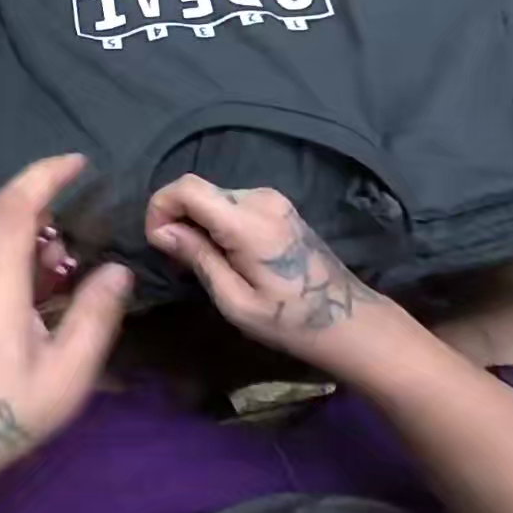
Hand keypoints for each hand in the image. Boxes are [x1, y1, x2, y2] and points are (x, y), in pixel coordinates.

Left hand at [0, 155, 131, 512]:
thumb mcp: (66, 377)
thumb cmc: (0, 418)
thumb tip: (116, 269)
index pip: (15, 204)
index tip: (78, 162)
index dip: (46, 174)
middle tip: (73, 235)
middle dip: (39, 207)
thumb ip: (95, 316)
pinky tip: (13, 299)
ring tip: (50, 275)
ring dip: (19, 238)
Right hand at [145, 174, 399, 370]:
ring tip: (199, 259)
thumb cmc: (292, 322)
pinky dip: (211, 220)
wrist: (353, 324)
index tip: (159, 243)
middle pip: (195, 189)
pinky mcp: (275, 206)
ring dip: (192, 220)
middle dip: (174, 217)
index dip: (160, 209)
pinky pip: (227, 202)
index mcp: (249, 222)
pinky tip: (221, 252)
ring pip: (209, 195)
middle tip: (176, 258)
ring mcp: (271, 199)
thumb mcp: (235, 302)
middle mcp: (259, 199)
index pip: (185, 188)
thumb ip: (198, 258)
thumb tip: (162, 231)